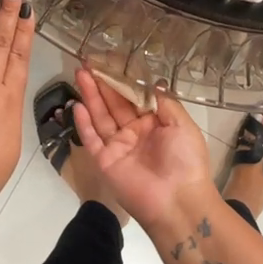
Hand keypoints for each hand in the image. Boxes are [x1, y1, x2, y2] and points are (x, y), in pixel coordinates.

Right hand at [70, 68, 215, 231]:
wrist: (178, 202)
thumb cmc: (185, 160)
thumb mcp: (183, 125)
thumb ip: (165, 102)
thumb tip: (153, 82)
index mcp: (155, 124)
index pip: (135, 97)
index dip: (123, 80)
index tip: (111, 61)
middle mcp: (135, 133)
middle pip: (115, 104)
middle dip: (102, 83)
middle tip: (88, 62)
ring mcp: (118, 147)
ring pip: (101, 116)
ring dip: (90, 96)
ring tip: (80, 74)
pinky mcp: (105, 161)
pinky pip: (92, 139)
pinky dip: (83, 123)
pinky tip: (77, 105)